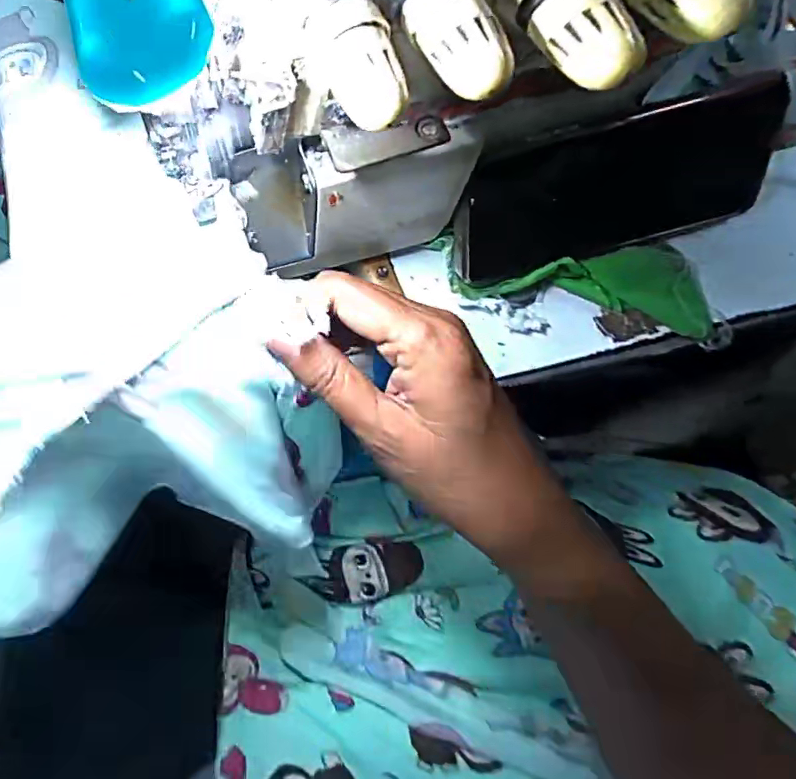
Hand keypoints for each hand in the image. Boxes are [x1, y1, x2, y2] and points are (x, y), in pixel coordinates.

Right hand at [271, 272, 568, 556]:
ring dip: (330, 329)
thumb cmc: (452, 476)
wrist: (519, 506)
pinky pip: (381, 323)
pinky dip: (352, 338)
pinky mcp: (437, 342)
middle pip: (351, 291)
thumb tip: (276, 335)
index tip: (280, 345)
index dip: (302, 309)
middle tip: (290, 359)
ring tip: (310, 367)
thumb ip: (326, 376)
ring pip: (363, 305)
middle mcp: (432, 317)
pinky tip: (339, 368)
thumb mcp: (380, 428)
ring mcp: (438, 327)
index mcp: (422, 334)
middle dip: (312, 318)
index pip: (340, 289)